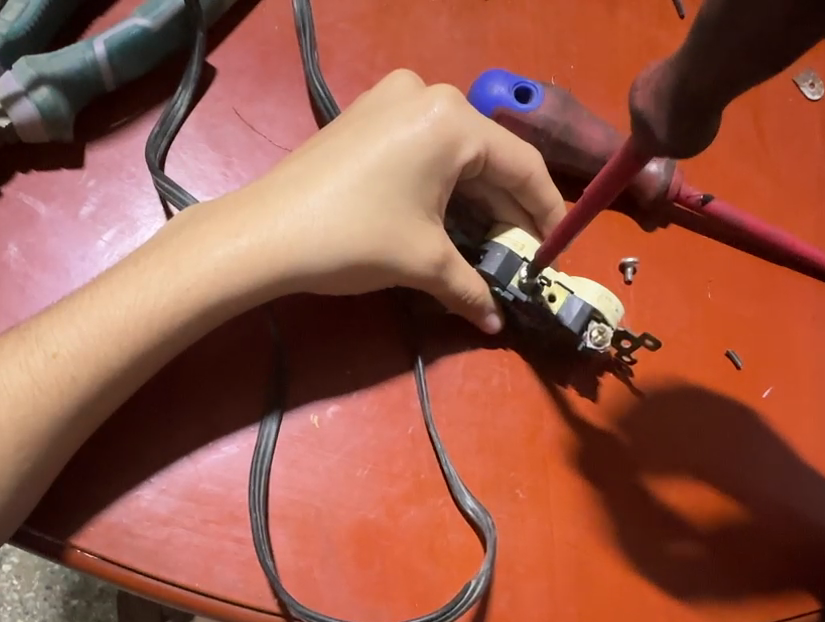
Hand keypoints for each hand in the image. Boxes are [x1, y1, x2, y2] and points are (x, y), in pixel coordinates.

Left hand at [197, 69, 566, 331]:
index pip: (522, 168)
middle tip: (523, 257)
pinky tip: (451, 222)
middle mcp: (429, 95)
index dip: (546, 214)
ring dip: (476, 203)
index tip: (559, 251)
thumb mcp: (423, 263)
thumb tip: (496, 322)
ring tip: (491, 248)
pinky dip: (444, 188)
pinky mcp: (369, 116)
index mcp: (453, 120)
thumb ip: (470, 289)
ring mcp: (394, 101)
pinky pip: (425, 152)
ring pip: (456, 156)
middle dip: (508, 213)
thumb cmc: (355, 240)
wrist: (266, 233)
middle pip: (489, 159)